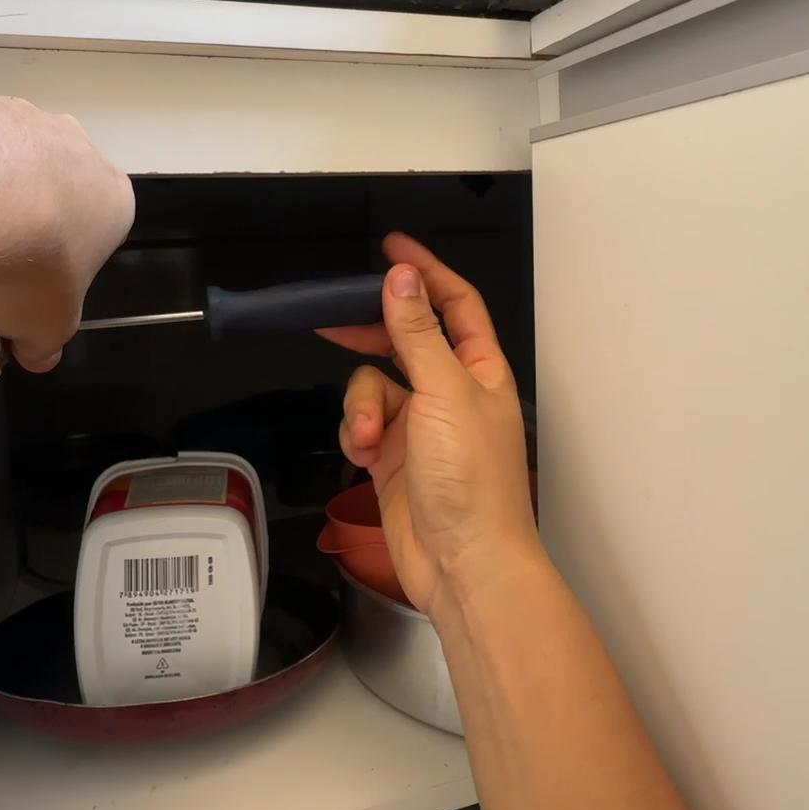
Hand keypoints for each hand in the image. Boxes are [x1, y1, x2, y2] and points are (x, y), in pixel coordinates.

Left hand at [0, 81, 133, 371]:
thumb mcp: (47, 327)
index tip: (20, 299)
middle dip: (11, 241)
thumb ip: (46, 341)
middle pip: (44, 202)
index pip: (92, 239)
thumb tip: (36, 352)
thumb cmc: (29, 261)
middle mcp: (75, 150)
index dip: (56, 275)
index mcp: (113, 200)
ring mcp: (18, 117)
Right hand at [318, 234, 540, 621]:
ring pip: (371, 384)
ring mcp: (419, 423)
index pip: (453, 302)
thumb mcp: (443, 395)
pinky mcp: (391, 454)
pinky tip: (361, 454)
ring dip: (360, 406)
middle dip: (369, 332)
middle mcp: (449, 389)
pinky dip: (354, 434)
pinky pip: (360, 423)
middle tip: (331, 316)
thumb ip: (418, 334)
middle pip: (403, 338)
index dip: (425, 270)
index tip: (392, 245)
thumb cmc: (472, 482)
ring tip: (366, 436)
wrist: (462, 564)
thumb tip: (403, 279)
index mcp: (477, 369)